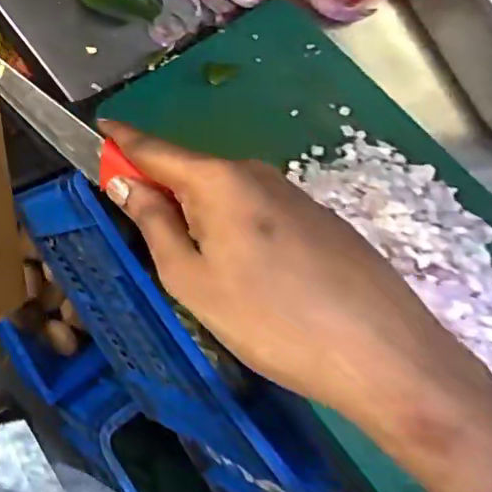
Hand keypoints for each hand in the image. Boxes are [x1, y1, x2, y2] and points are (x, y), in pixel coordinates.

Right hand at [97, 121, 491, 434]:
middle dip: (161, 188)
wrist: (392, 363)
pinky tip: (253, 277)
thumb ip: (152, 222)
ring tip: (205, 270)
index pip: (154, 148)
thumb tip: (125, 182)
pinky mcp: (322, 220)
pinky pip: (258, 210)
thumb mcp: (190, 278)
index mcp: (217, 180)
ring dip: (200, 213)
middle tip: (148, 233)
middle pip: (190, 171)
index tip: (99, 127)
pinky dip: (236, 227)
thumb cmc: (272, 321)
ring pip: (226, 194)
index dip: (121, 139)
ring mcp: (294, 194)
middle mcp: (255, 173)